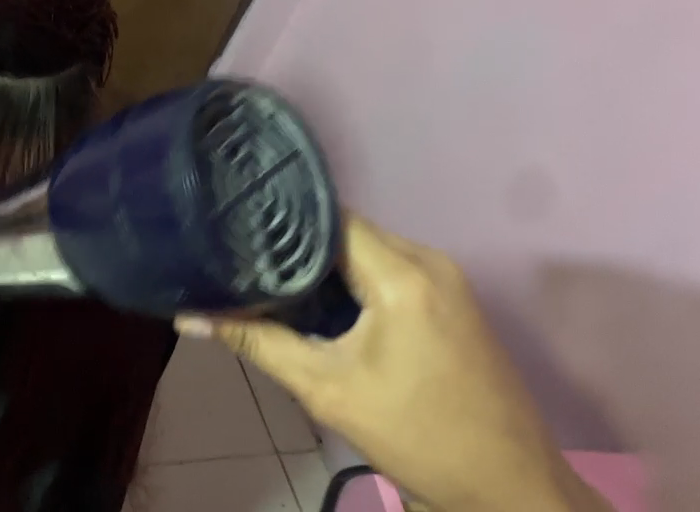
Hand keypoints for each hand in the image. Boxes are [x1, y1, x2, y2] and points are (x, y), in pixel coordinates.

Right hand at [180, 218, 611, 511]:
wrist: (511, 492)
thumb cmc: (418, 438)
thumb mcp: (327, 389)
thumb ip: (257, 342)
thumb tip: (188, 316)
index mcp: (402, 273)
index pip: (326, 216)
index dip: (276, 216)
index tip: (231, 221)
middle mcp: (427, 260)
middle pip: (344, 229)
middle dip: (293, 240)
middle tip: (238, 249)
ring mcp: (444, 279)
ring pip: (364, 247)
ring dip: (321, 260)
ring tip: (265, 271)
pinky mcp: (449, 299)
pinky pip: (386, 266)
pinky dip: (349, 276)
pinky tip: (315, 298)